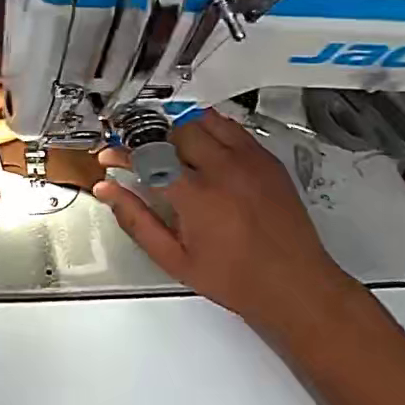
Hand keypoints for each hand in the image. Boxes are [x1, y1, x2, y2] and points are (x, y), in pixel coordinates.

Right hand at [93, 111, 356, 332]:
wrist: (295, 285)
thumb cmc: (237, 278)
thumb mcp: (174, 258)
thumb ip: (136, 219)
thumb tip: (108, 192)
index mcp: (197, 197)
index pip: (147, 156)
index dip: (122, 153)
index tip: (111, 156)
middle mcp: (224, 170)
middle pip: (173, 130)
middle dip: (152, 140)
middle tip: (144, 157)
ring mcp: (249, 161)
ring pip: (203, 120)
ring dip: (181, 131)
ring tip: (174, 154)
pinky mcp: (267, 159)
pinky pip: (232, 127)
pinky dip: (212, 131)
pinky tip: (206, 152)